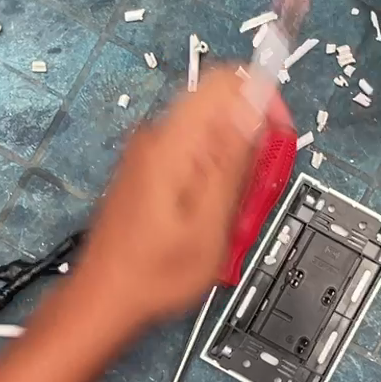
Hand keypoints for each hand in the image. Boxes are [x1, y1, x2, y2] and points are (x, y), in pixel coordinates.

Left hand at [65, 66, 269, 332]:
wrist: (104, 300)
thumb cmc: (154, 273)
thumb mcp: (210, 221)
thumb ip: (232, 157)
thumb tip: (253, 103)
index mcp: (171, 143)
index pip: (224, 81)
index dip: (260, 98)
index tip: (276, 137)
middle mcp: (155, 139)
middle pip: (218, 107)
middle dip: (248, 141)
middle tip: (252, 191)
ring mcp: (147, 155)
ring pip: (208, 135)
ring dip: (231, 166)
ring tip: (228, 213)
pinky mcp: (146, 172)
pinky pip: (191, 157)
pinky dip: (210, 179)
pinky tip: (208, 217)